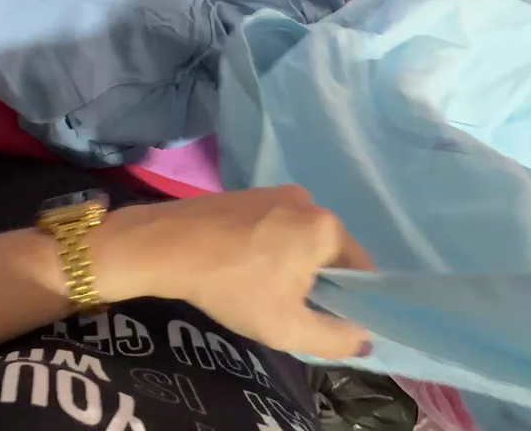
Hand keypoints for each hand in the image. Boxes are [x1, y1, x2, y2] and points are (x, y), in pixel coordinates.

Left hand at [87, 185, 370, 359]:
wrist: (167, 244)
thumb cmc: (232, 285)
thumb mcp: (289, 329)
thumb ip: (337, 339)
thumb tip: (363, 335)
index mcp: (324, 226)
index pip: (361, 271)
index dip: (349, 302)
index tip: (322, 318)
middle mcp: (305, 199)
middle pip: (330, 254)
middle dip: (317, 283)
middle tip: (287, 306)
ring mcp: (274, 191)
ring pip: (301, 240)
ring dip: (291, 266)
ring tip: (261, 287)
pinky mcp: (248, 193)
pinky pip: (276, 226)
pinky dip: (270, 248)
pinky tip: (244, 266)